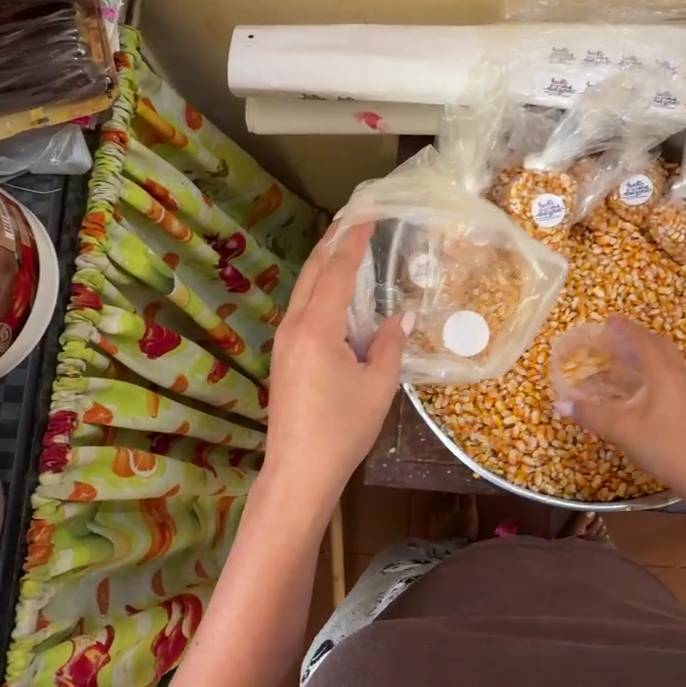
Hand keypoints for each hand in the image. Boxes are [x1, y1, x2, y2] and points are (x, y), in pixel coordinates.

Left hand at [261, 221, 407, 499]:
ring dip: (324, 264)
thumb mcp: (377, 387)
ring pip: (303, 290)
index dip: (353, 241)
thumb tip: (401, 318)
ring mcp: (284, 342)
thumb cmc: (342, 431)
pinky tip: (334, 293)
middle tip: (355, 219)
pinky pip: (302, 310)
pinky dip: (319, 289)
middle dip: (333, 242)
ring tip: (346, 246)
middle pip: (312, 272)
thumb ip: (389, 346)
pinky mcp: (283, 357)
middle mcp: (294, 327)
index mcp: (317, 329)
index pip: (336, 272)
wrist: (299, 471)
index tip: (368, 215)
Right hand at [557, 316, 685, 493]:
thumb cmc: (663, 445)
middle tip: (617, 338)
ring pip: (668, 362)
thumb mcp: (621, 429)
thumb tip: (560, 404)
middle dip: (638, 338)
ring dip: (647, 354)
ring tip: (626, 358)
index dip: (625, 329)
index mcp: (663, 373)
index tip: (609, 321)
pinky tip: (642, 387)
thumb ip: (590, 414)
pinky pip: (671, 376)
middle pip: (660, 346)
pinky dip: (654, 370)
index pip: (643, 341)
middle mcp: (679, 375)